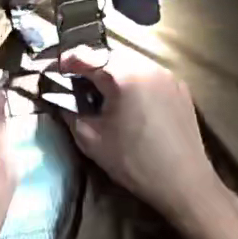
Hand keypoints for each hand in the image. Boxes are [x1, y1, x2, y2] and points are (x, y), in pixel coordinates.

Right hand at [57, 45, 225, 227]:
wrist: (185, 183)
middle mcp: (146, 65)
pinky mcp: (179, 86)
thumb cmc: (134, 162)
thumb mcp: (91, 139)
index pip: (85, 56)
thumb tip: (58, 96)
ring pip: (130, 61)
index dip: (64, 61)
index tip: (53, 71)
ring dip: (112, 71)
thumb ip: (69, 111)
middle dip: (89, 65)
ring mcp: (166, 74)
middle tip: (75, 83)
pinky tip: (129, 102)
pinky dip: (133, 80)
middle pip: (108, 55)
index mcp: (122, 74)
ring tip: (102, 93)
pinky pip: (148, 73)